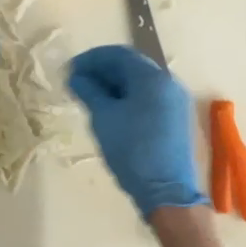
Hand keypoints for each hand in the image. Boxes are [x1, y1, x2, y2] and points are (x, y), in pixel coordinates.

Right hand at [67, 45, 205, 218]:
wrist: (166, 191)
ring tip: (89, 96)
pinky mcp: (175, 118)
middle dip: (102, 70)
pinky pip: (148, 97)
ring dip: (114, 84)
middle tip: (77, 82)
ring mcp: (175, 101)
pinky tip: (109, 109)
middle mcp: (168, 83)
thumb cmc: (132, 150)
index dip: (91, 59)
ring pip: (140, 82)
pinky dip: (127, 96)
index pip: (119, 54)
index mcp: (153, 78)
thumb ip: (89, 92)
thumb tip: (76, 77)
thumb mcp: (104, 118)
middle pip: (131, 66)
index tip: (70, 70)